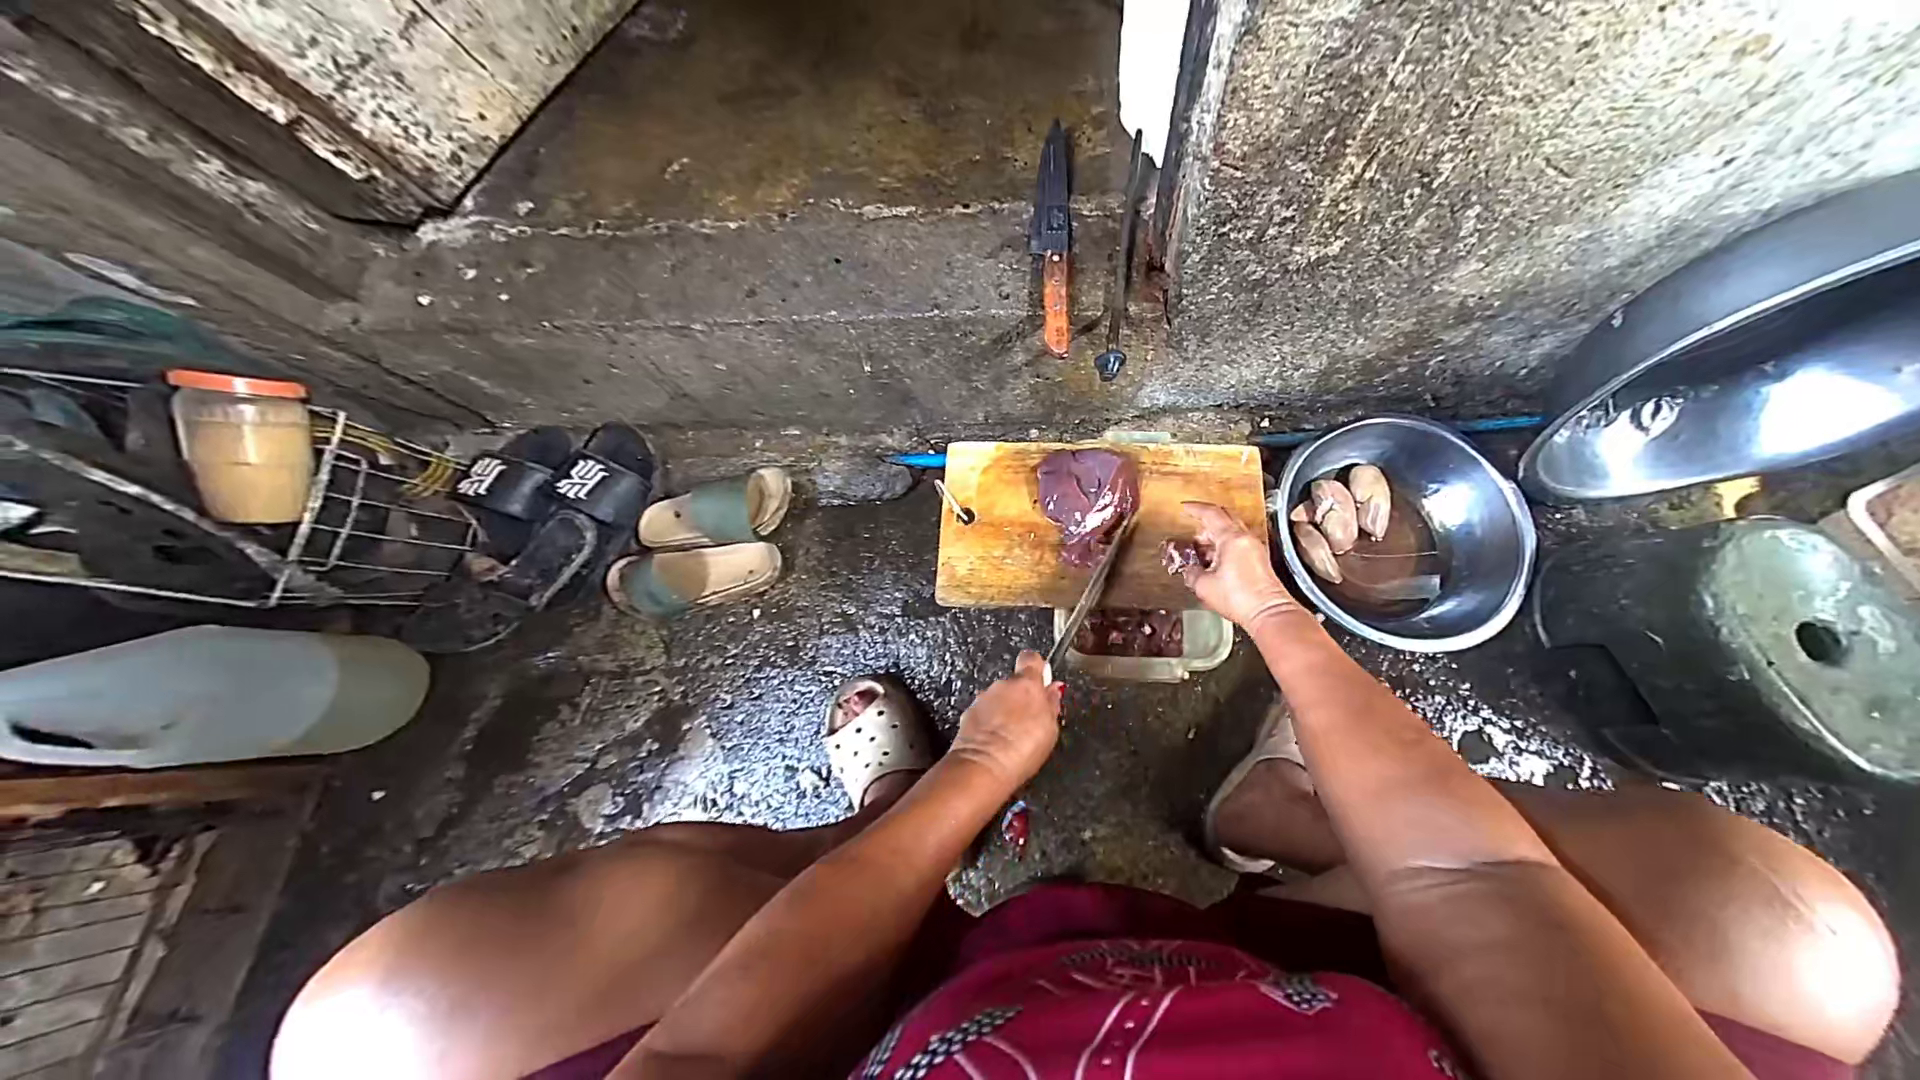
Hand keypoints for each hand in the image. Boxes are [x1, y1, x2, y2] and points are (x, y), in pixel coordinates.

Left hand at [949, 651, 1061, 788]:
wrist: (985, 766)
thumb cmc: (1021, 748)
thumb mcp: (1050, 728)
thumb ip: (1052, 703)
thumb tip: (1054, 690)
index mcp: (1026, 683)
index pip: (1031, 658)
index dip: (1037, 666)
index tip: (1041, 678)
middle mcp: (1002, 685)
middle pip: (1014, 683)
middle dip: (1021, 697)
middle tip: (1030, 720)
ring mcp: (983, 698)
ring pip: (998, 699)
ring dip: (1004, 711)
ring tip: (1013, 736)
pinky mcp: (969, 713)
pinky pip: (984, 713)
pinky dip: (990, 723)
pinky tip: (997, 741)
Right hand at [1179, 501, 1299, 630]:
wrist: (1268, 613)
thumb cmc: (1240, 599)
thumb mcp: (1203, 585)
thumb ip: (1192, 572)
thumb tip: (1189, 569)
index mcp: (1232, 538)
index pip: (1212, 513)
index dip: (1195, 509)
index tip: (1185, 507)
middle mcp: (1246, 539)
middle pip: (1225, 519)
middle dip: (1206, 523)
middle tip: (1192, 529)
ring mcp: (1255, 548)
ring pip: (1232, 532)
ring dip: (1215, 536)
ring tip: (1201, 549)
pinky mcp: (1259, 560)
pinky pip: (1239, 544)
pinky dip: (1225, 546)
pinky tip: (1215, 561)